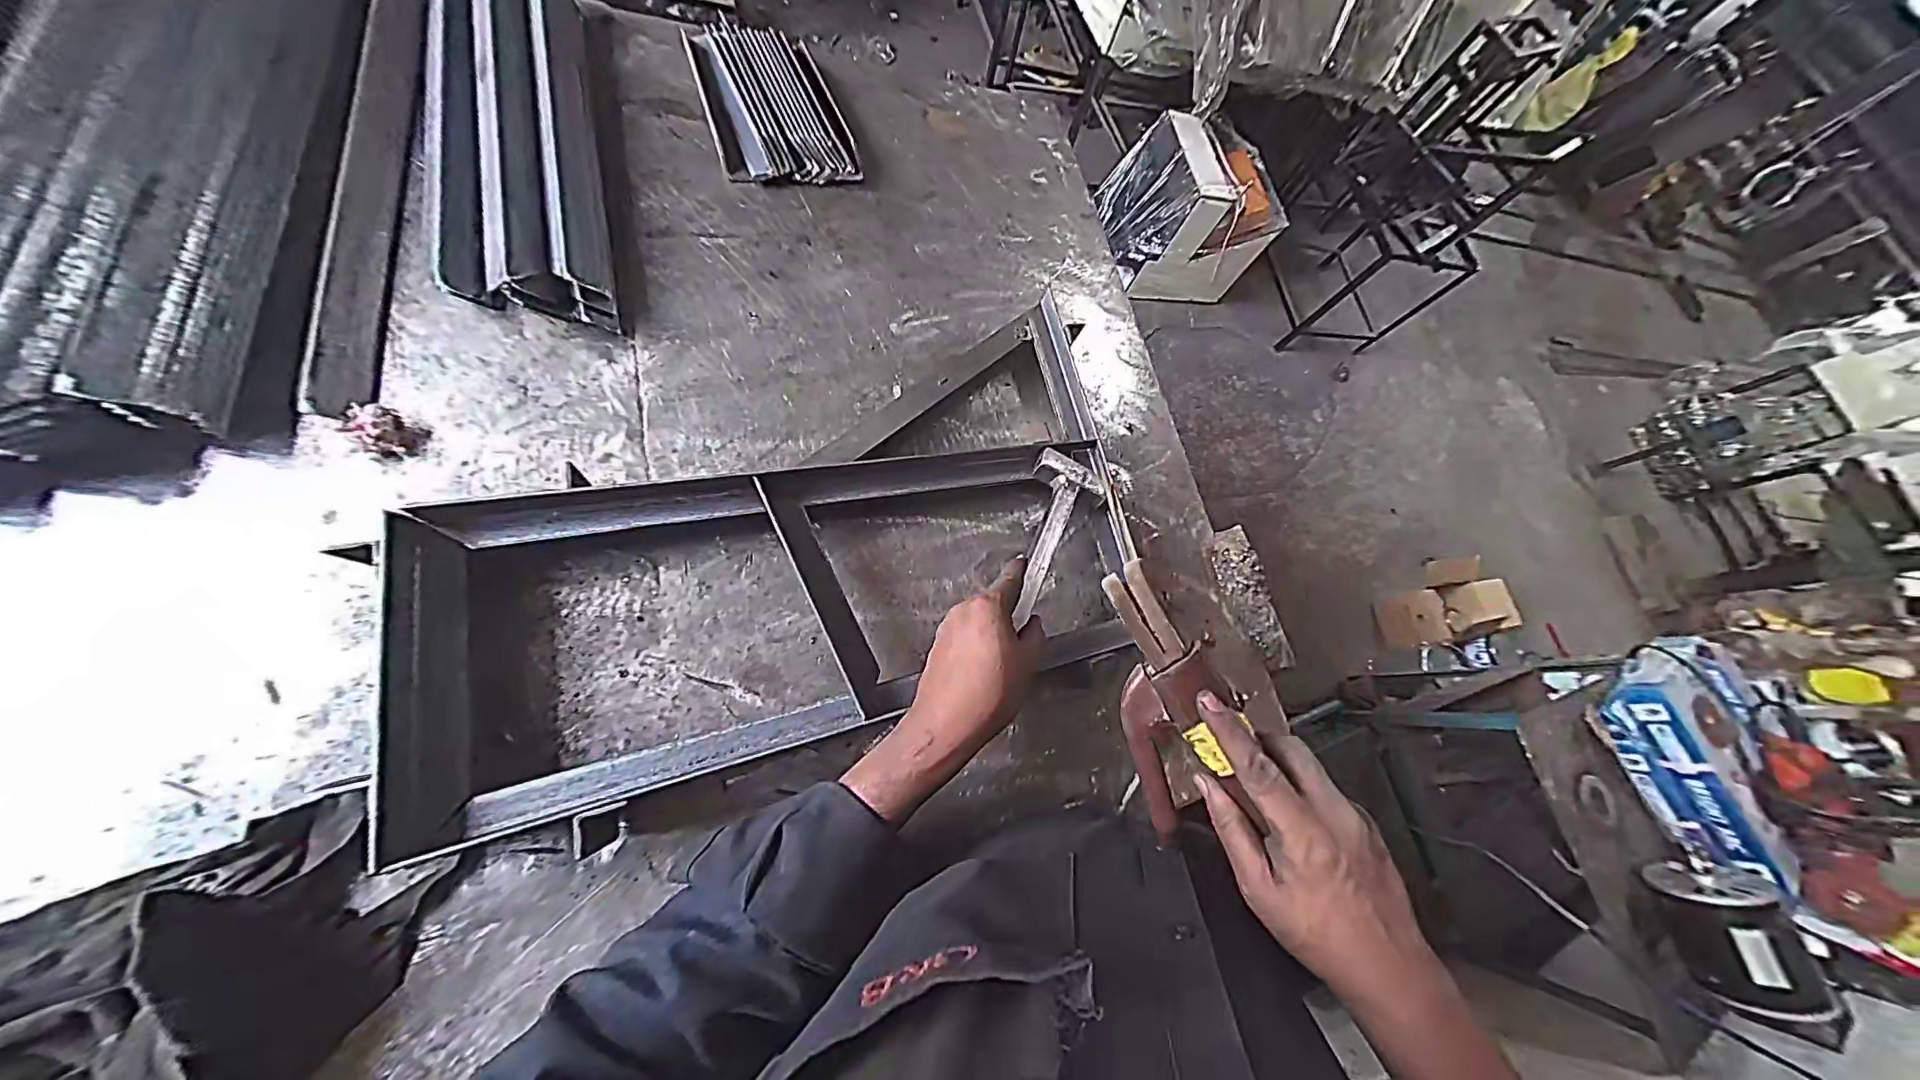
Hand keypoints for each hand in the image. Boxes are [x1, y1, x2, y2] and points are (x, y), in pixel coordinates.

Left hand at [841, 557, 1045, 822]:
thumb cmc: (986, 696)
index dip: (1020, 572)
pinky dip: (976, 652)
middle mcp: (962, 612)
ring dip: (991, 639)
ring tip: (1003, 671)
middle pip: (993, 605)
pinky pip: (964, 641)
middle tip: (1023, 646)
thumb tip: (1033, 626)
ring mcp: (946, 630)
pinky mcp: (938, 649)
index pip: (1008, 580)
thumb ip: (1035, 636)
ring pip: (978, 625)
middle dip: (1008, 620)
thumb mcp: (1028, 663)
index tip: (1023, 564)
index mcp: (986, 607)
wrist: (946, 725)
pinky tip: (984, 678)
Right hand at [1193, 691, 1516, 1079]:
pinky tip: (1288, 814)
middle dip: (1256, 735)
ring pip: (1310, 764)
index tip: (1209, 702)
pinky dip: (1299, 784)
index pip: (1257, 766)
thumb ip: (1231, 831)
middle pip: (1290, 748)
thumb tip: (1208, 785)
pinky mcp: (1366, 822)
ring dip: (1277, 760)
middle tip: (1229, 740)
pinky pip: (1324, 786)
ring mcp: (1355, 814)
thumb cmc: (1317, 935)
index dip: (1228, 730)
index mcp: (1303, 832)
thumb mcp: (1259, 891)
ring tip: (1253, 779)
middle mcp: (1334, 812)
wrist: (1391, 968)